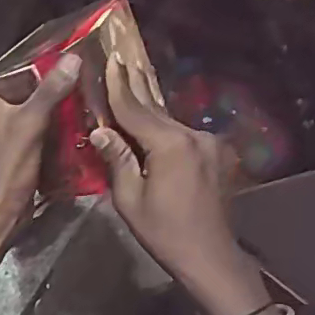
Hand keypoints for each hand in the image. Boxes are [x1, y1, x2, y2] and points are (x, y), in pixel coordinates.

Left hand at [0, 53, 82, 224]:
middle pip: (4, 93)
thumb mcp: (31, 122)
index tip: (23, 59)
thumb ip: (50, 91)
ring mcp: (0, 139)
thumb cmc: (8, 163)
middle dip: (28, 83)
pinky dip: (44, 127)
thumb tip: (72, 58)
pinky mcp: (13, 155)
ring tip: (68, 92)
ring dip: (39, 106)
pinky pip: (29, 133)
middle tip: (58, 73)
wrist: (1, 209)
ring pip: (19, 114)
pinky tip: (67, 123)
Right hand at [90, 55, 267, 314]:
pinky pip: (181, 135)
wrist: (210, 256)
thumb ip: (118, 160)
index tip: (108, 60)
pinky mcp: (214, 155)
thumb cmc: (164, 232)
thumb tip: (100, 131)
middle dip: (135, 86)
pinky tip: (152, 121)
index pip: (135, 109)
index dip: (118, 87)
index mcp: (171, 145)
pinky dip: (163, 128)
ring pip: (169, 122)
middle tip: (121, 58)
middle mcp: (193, 136)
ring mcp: (208, 144)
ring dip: (148, 108)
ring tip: (131, 84)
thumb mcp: (130, 200)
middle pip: (156, 108)